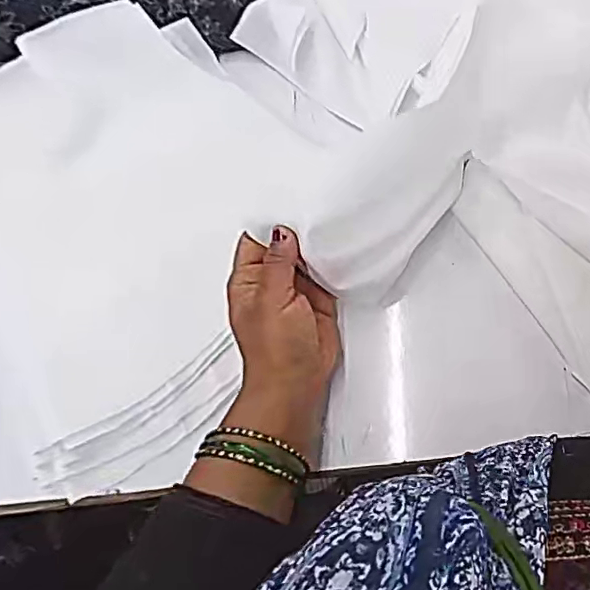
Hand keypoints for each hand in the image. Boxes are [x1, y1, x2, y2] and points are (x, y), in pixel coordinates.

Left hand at [223, 226, 339, 457]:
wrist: (297, 380)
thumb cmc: (274, 351)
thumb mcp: (271, 299)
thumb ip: (279, 264)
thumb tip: (282, 234)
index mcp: (249, 279)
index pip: (257, 240)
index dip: (272, 224)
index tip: (290, 208)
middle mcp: (272, 283)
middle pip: (285, 246)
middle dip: (299, 233)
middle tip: (316, 217)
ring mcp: (296, 291)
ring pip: (307, 259)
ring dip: (318, 250)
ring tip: (331, 232)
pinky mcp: (319, 300)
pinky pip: (327, 275)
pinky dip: (334, 266)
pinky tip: (340, 256)